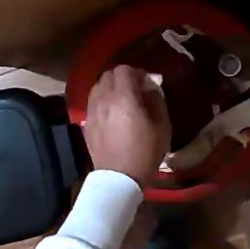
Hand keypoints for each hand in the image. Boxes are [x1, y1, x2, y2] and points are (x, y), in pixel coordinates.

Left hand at [83, 66, 170, 187]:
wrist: (119, 178)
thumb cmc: (145, 152)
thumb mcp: (163, 125)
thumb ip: (157, 100)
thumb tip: (151, 86)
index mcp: (123, 97)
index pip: (124, 70)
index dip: (137, 72)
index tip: (146, 83)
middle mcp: (103, 99)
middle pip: (108, 75)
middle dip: (122, 78)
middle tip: (135, 90)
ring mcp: (92, 111)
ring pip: (98, 87)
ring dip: (110, 88)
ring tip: (122, 100)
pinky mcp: (87, 123)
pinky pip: (93, 102)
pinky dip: (103, 101)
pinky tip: (112, 113)